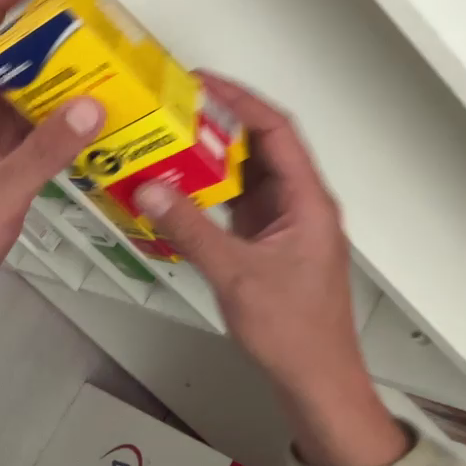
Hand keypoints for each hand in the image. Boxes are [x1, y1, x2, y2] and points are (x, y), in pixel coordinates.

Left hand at [0, 0, 103, 405]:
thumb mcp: (2, 192)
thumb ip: (45, 151)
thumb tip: (92, 104)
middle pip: (3, 69)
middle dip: (39, 45)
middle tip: (87, 36)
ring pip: (18, 106)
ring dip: (51, 89)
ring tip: (99, 77)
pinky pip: (27, 140)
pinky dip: (54, 132)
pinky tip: (85, 137)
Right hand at [134, 73, 406, 465]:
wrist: (317, 383)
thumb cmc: (291, 331)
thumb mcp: (235, 275)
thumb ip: (190, 228)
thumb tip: (148, 187)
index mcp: (307, 202)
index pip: (276, 132)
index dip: (241, 101)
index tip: (201, 82)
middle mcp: (299, 204)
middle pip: (263, 145)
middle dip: (221, 121)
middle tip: (175, 105)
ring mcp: (285, 224)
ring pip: (249, 173)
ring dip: (214, 154)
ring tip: (171, 136)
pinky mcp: (269, 242)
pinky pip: (239, 200)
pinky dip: (211, 187)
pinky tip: (180, 185)